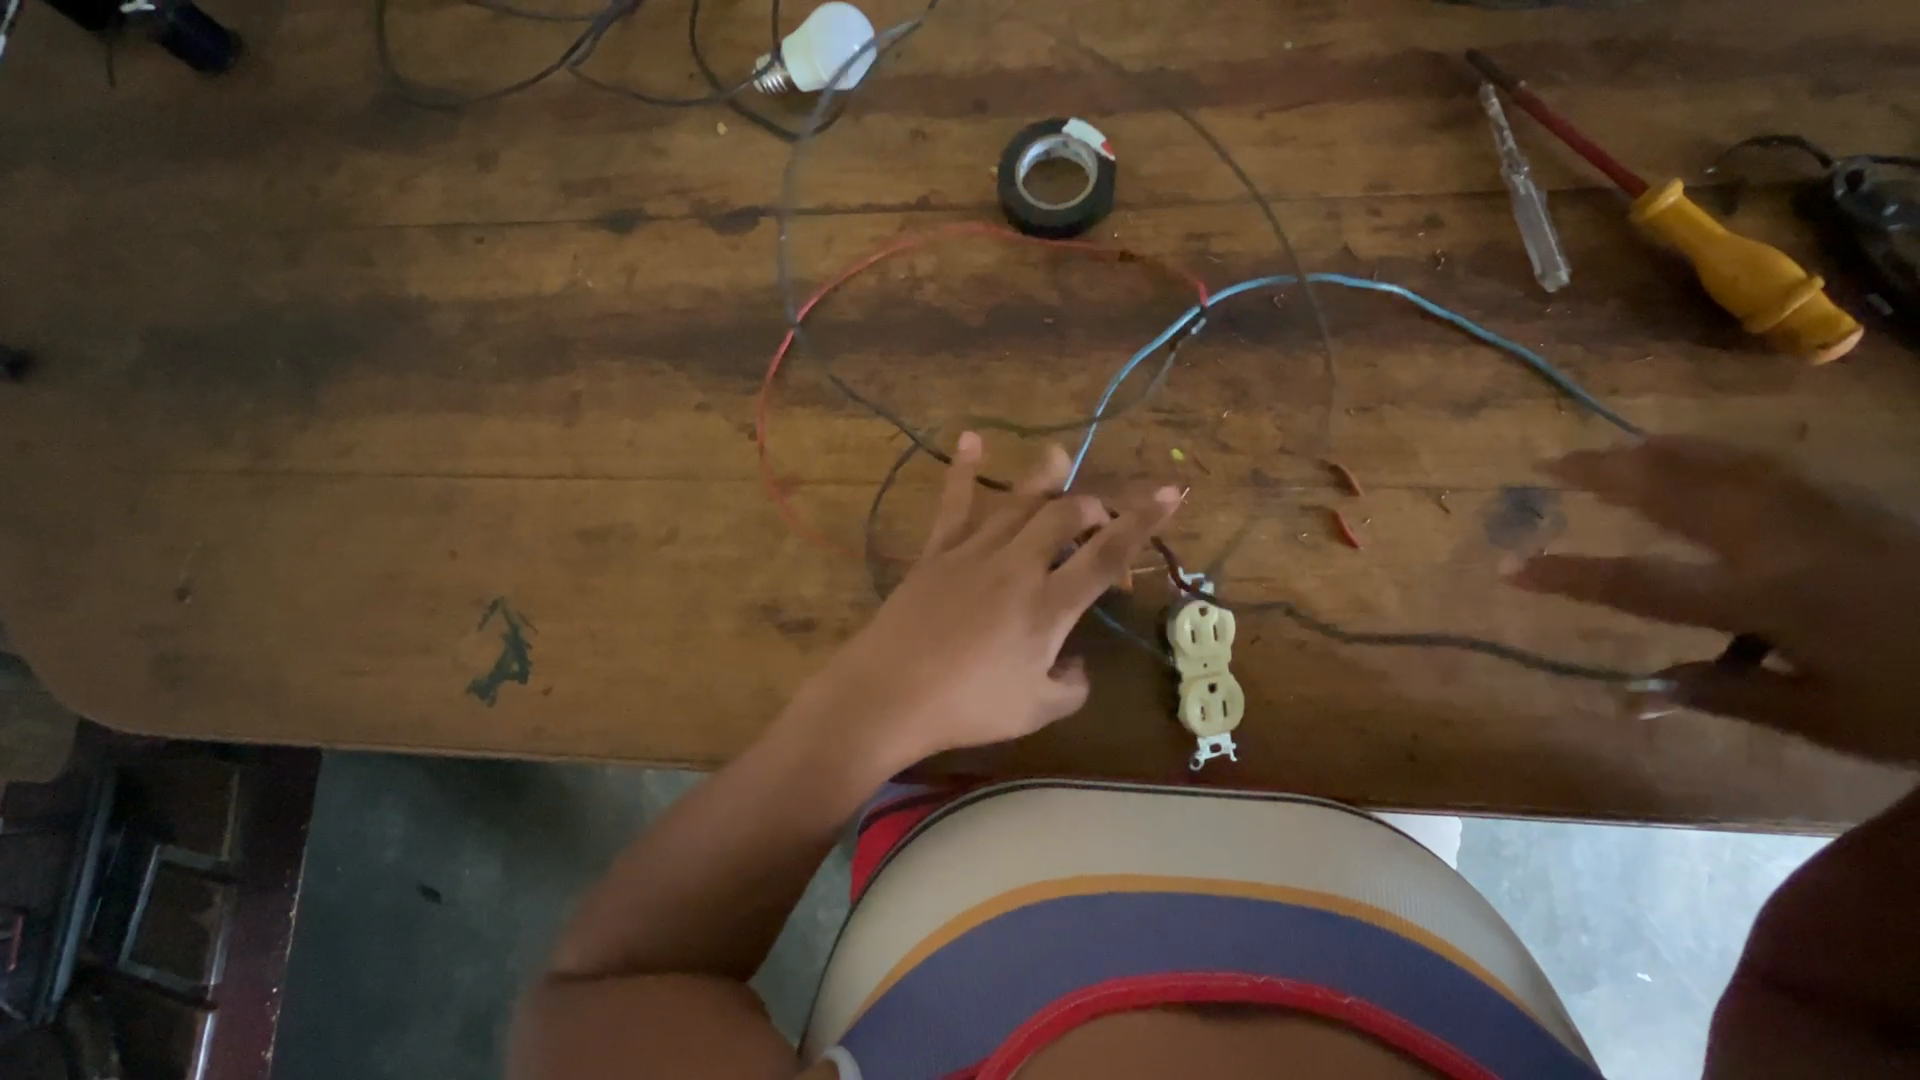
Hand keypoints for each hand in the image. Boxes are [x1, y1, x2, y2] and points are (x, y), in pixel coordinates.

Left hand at [791, 432, 1180, 772]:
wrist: (888, 695)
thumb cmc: (967, 708)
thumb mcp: (1035, 710)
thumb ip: (1070, 687)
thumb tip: (1078, 668)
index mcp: (1048, 606)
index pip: (1105, 555)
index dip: (1141, 522)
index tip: (1171, 492)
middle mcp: (1017, 567)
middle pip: (1064, 516)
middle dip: (1091, 507)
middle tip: (1100, 517)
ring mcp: (973, 553)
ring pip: (1017, 502)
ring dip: (1043, 479)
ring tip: (1060, 456)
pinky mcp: (936, 554)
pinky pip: (954, 504)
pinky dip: (963, 470)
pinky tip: (971, 438)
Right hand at [1511, 436, 1919, 765]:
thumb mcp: (1826, 717)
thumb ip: (1724, 695)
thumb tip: (1632, 696)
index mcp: (1768, 599)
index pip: (1640, 583)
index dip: (1568, 575)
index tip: (1508, 568)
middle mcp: (1784, 543)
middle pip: (1675, 495)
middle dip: (1604, 475)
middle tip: (1548, 461)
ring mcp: (1823, 515)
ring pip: (1722, 465)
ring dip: (1656, 452)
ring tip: (1610, 445)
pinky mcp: (1855, 505)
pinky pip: (1767, 465)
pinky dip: (1716, 452)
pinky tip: (1696, 452)